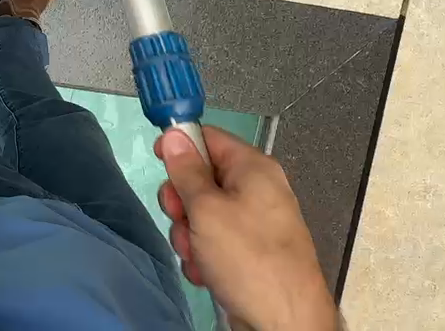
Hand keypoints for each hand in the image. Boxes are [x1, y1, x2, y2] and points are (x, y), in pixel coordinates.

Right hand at [155, 126, 337, 330]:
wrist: (286, 327)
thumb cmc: (247, 258)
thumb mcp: (207, 209)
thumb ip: (185, 170)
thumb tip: (173, 133)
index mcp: (253, 168)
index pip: (208, 137)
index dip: (180, 145)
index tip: (158, 160)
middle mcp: (257, 191)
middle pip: (202, 178)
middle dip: (183, 202)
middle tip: (179, 218)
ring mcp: (255, 225)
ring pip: (204, 214)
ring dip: (190, 234)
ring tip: (196, 255)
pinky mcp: (251, 255)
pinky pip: (216, 241)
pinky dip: (205, 255)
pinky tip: (205, 273)